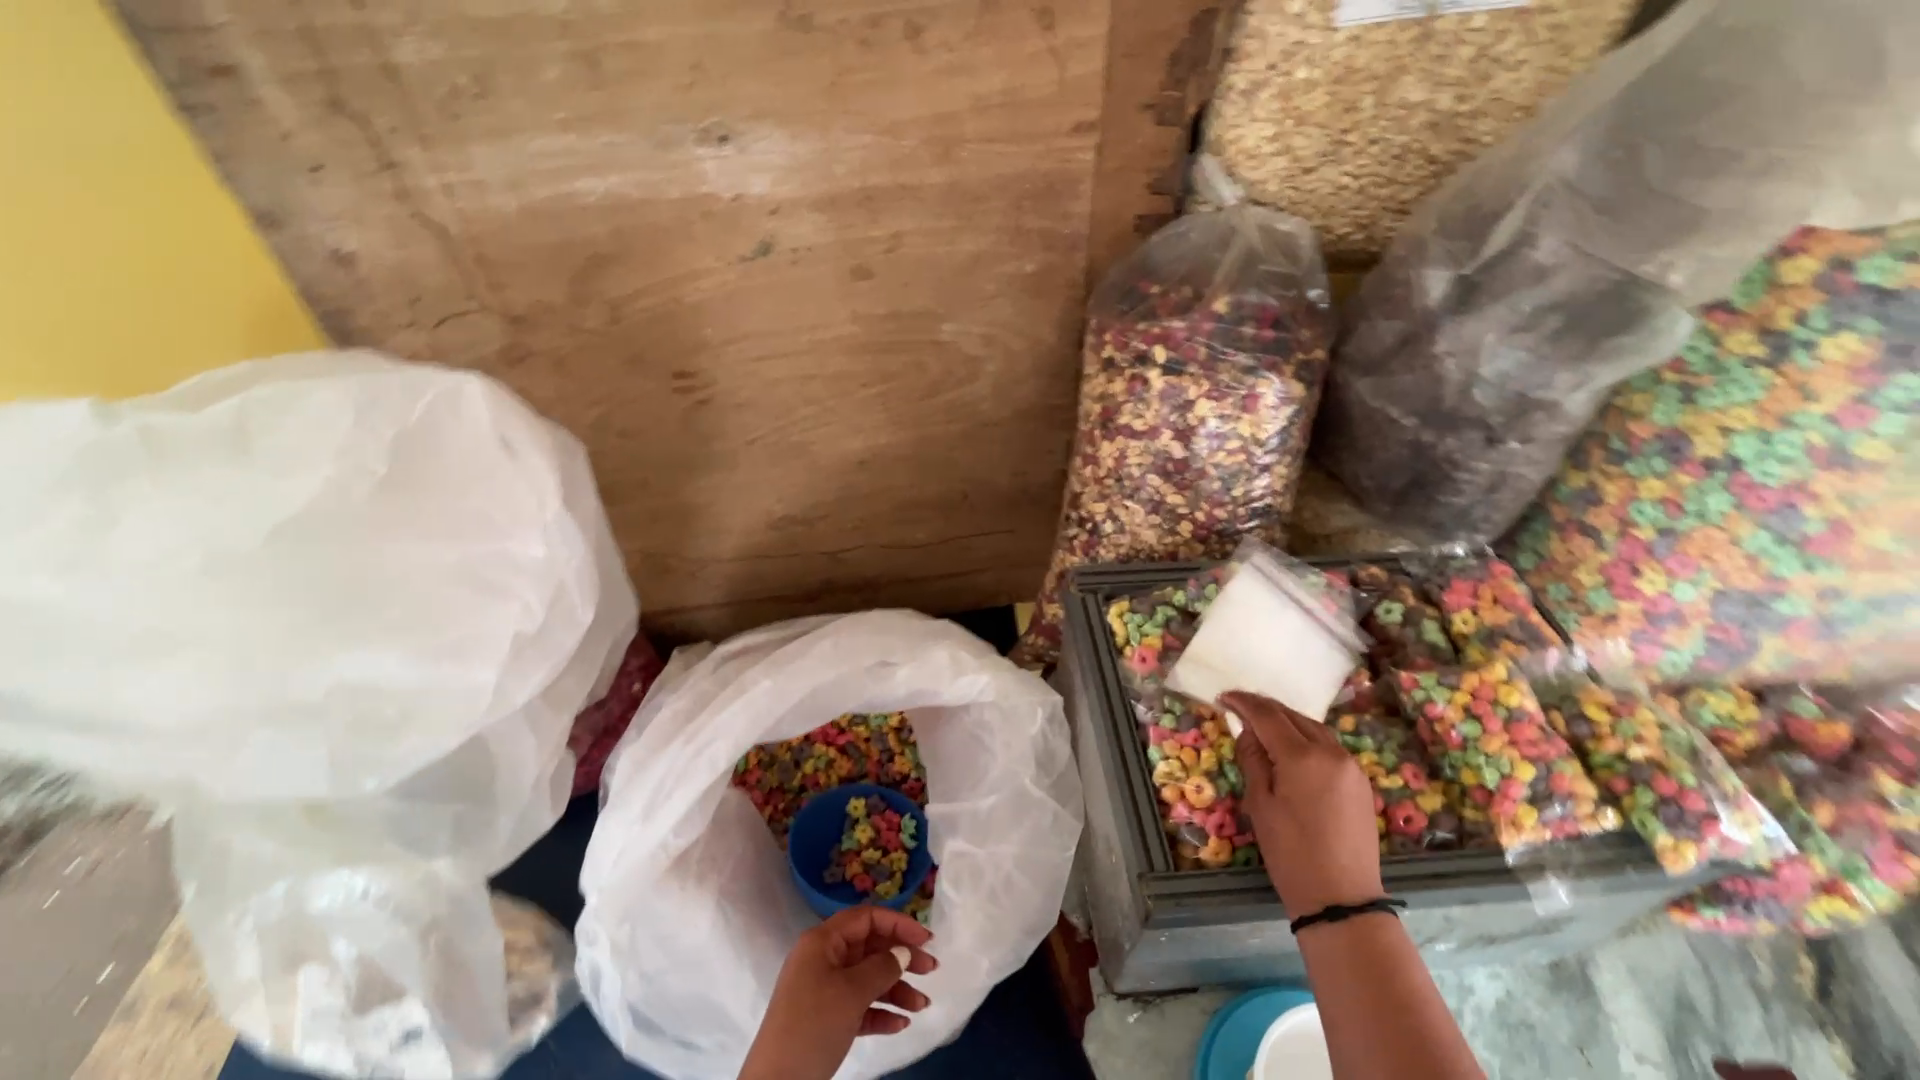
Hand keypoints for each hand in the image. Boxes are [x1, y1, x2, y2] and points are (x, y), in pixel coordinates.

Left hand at [738, 906, 937, 1079]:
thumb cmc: (814, 1025)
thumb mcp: (851, 992)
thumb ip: (882, 967)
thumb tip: (902, 951)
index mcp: (822, 942)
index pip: (865, 918)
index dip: (898, 924)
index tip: (927, 939)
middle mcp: (823, 960)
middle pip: (870, 948)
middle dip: (902, 958)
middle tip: (932, 970)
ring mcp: (823, 990)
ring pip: (868, 979)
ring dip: (897, 989)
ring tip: (923, 1006)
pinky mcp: (827, 1018)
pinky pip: (860, 1006)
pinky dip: (881, 1012)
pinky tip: (901, 1024)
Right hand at [1221, 691, 1383, 917]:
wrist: (1341, 897)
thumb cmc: (1290, 853)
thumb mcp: (1260, 805)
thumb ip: (1254, 761)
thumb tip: (1249, 733)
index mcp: (1302, 756)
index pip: (1268, 715)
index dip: (1244, 703)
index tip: (1224, 697)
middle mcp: (1331, 752)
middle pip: (1294, 717)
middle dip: (1266, 709)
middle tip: (1240, 707)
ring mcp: (1351, 767)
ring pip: (1315, 730)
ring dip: (1288, 723)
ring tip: (1264, 726)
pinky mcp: (1360, 783)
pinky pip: (1330, 748)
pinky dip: (1307, 741)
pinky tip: (1293, 750)